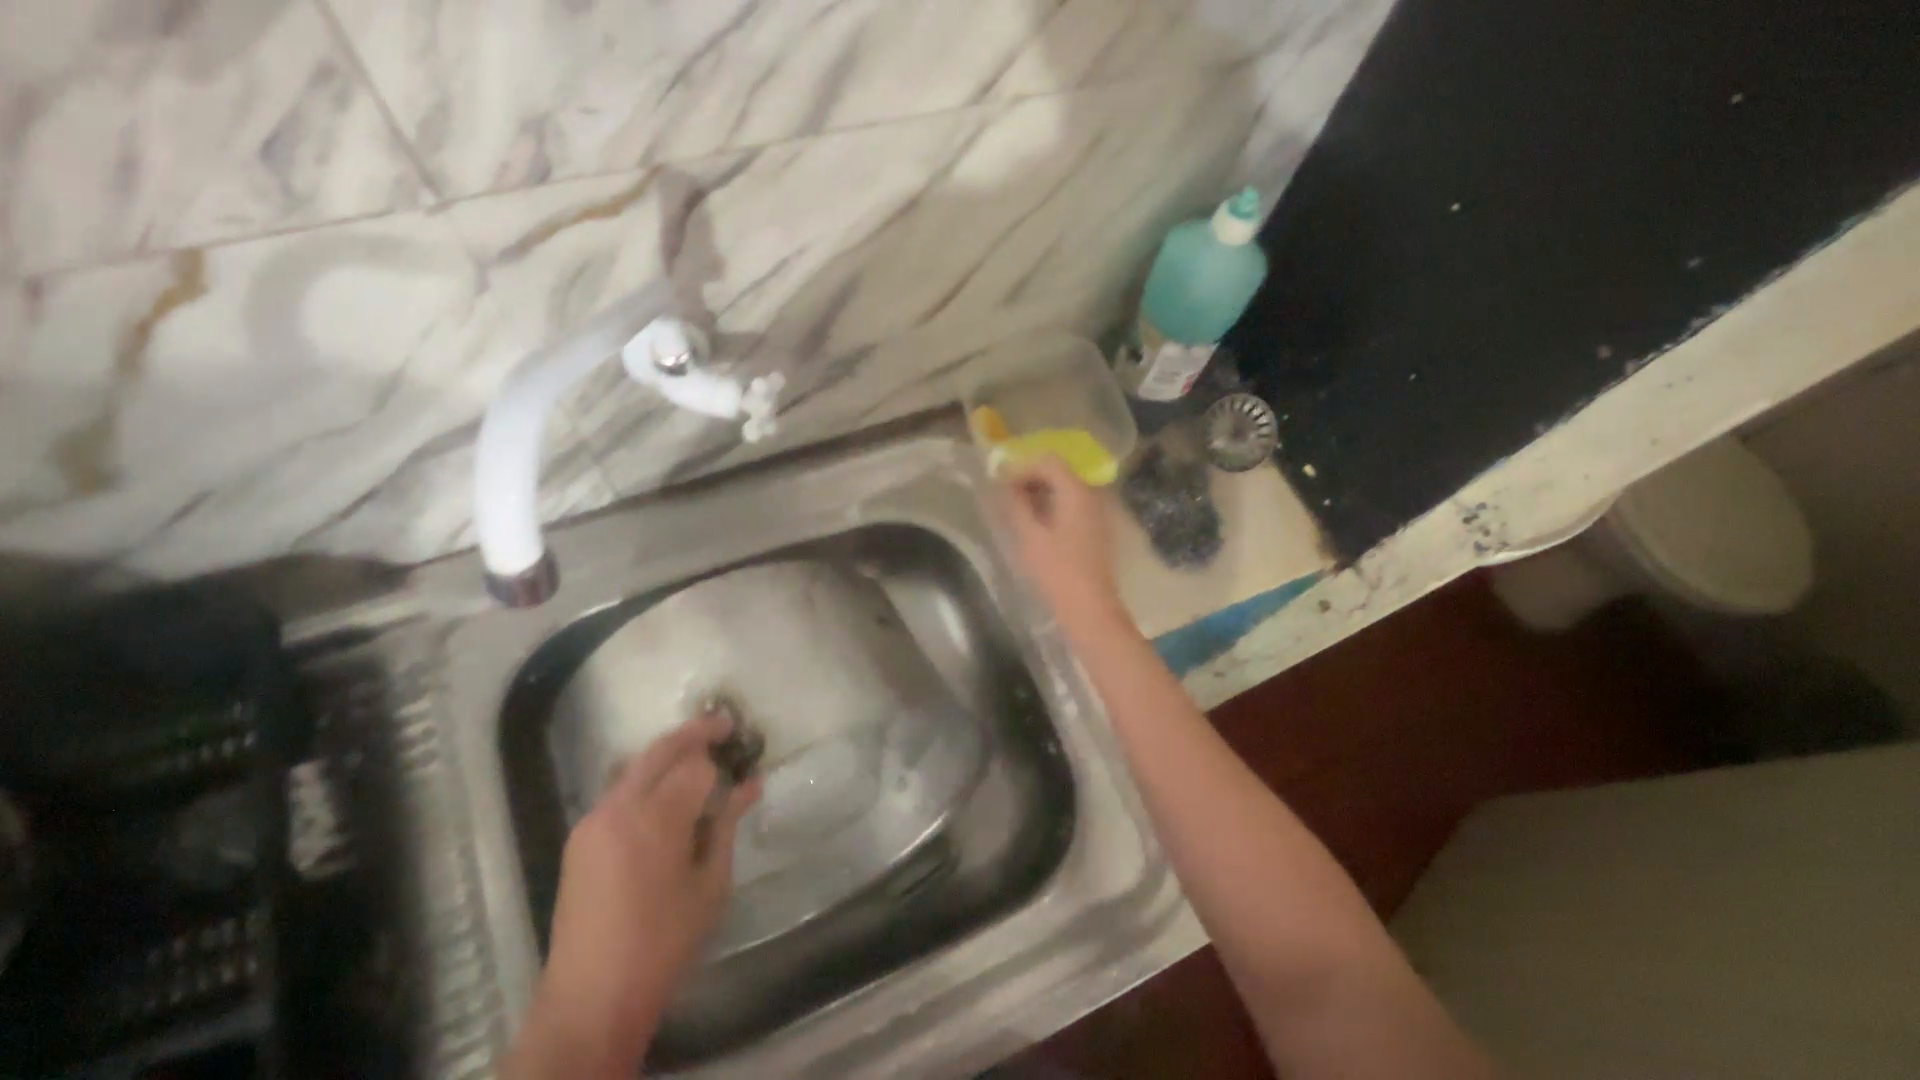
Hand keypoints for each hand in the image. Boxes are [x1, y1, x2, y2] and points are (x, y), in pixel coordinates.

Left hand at [507, 709, 760, 1078]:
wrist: (593, 991)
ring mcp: (593, 820)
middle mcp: (619, 807)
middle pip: (660, 750)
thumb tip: (750, 785)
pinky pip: (617, 791)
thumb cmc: (664, 942)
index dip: (722, 758)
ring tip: (698, 758)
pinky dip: (645, 780)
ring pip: (634, 766)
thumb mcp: (710, 884)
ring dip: (666, 754)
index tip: (744, 756)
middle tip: (725, 725)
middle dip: (694, 733)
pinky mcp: (579, 837)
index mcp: (656, 818)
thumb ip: (727, 826)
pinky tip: (665, 798)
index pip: (695, 764)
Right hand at [1002, 455, 1128, 633]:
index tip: (1000, 485)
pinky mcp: (1097, 529)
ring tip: (1019, 513)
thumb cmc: (1057, 570)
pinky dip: (1054, 508)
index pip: (1048, 461)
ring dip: (1041, 494)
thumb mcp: (1029, 535)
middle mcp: (1092, 495)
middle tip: (1006, 498)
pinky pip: (1074, 506)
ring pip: (1066, 490)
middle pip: (1059, 472)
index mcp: (1077, 491)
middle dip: (1031, 479)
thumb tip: (1003, 483)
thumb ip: (1015, 504)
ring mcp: (1098, 513)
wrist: (1089, 607)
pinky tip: (1038, 527)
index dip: (1021, 468)